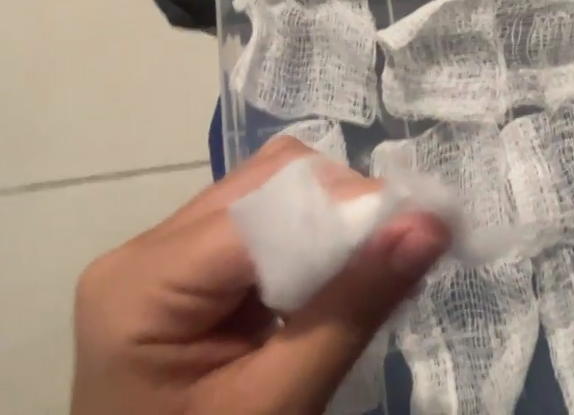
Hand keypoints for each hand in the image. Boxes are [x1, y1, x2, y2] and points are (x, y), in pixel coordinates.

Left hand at [70, 136, 450, 414]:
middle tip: (399, 248)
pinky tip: (332, 278)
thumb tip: (430, 225)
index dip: (346, 207)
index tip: (423, 224)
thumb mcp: (277, 407)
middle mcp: (143, 250)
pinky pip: (259, 223)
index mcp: (143, 284)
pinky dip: (307, 239)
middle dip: (340, 206)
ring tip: (367, 266)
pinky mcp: (183, 271)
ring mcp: (160, 257)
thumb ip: (351, 310)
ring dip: (328, 219)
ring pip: (267, 191)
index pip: (261, 208)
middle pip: (264, 181)